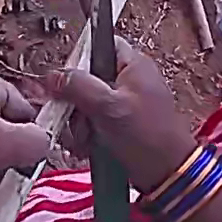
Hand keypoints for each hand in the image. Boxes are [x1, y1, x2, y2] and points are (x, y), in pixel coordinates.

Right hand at [44, 38, 197, 191]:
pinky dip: (87, 132)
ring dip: (79, 120)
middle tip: (74, 116)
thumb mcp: (108, 106)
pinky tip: (86, 146)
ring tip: (84, 137)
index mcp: (133, 64)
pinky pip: (93, 119)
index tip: (66, 78)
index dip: (79, 58)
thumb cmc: (147, 136)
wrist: (168, 176)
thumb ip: (78, 86)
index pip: (99, 45)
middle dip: (75, 99)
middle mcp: (129, 79)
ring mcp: (124, 101)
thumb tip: (53, 76)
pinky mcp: (120, 122)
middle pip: (87, 76)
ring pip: (86, 100)